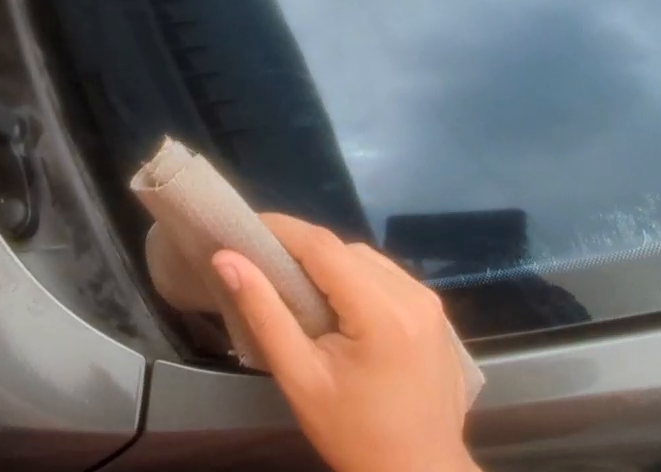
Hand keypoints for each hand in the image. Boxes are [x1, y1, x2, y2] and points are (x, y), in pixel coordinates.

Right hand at [214, 215, 478, 471]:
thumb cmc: (354, 432)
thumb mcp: (299, 376)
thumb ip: (262, 311)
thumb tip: (225, 257)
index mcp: (383, 312)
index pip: (322, 245)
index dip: (280, 229)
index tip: (242, 230)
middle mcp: (413, 296)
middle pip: (343, 249)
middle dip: (299, 249)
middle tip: (261, 263)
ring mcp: (429, 303)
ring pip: (364, 258)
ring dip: (327, 262)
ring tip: (294, 284)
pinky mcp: (435, 314)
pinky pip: (385, 275)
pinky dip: (353, 277)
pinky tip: (335, 303)